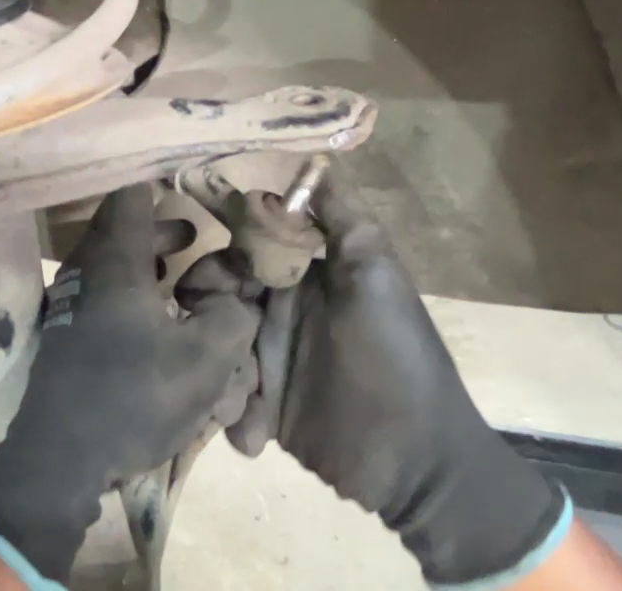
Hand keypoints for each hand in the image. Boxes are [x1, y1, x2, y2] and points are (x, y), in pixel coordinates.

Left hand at [0, 184, 260, 582]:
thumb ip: (231, 318)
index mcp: (115, 261)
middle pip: (118, 228)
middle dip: (158, 228)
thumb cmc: (134, 396)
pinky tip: (151, 315)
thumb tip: (234, 296)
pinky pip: (99, 290)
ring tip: (177, 272)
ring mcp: (68, 300)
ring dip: (143, 261)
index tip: (182, 175)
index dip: (156, 180)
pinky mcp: (64, 330)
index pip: (130, 195)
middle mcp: (85, 269)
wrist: (61, 454)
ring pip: (108, 261)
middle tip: (191, 236)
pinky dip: (127, 288)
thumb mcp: (204, 361)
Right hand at [229, 182, 569, 586]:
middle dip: (204, 315)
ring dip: (213, 370)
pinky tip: (251, 428)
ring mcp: (265, 361)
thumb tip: (315, 160)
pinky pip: (222, 399)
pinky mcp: (260, 410)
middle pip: (212, 296)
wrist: (416, 461)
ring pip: (209, 347)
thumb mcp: (377, 277)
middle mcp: (275, 311)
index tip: (208, 278)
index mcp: (300, 277)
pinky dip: (228, 412)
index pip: (239, 250)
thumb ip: (344, 220)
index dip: (219, 258)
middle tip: (220, 340)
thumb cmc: (394, 356)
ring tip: (239, 393)